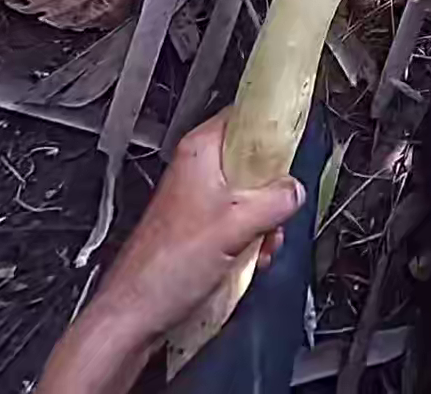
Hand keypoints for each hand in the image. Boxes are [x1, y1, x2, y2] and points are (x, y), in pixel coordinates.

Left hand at [85, 111, 304, 343]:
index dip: (272, 129)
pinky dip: (249, 234)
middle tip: (275, 209)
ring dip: (263, 217)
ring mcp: (197, 195)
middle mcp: (197, 166)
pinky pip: (236, 217)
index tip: (291, 148)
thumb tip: (295, 190)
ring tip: (262, 241)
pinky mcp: (197, 223)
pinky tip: (250, 257)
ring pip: (247, 191)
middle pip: (252, 158)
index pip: (245, 116)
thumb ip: (277, 200)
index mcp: (201, 148)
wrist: (135, 314)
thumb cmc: (168, 264)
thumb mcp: (239, 223)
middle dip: (271, 188)